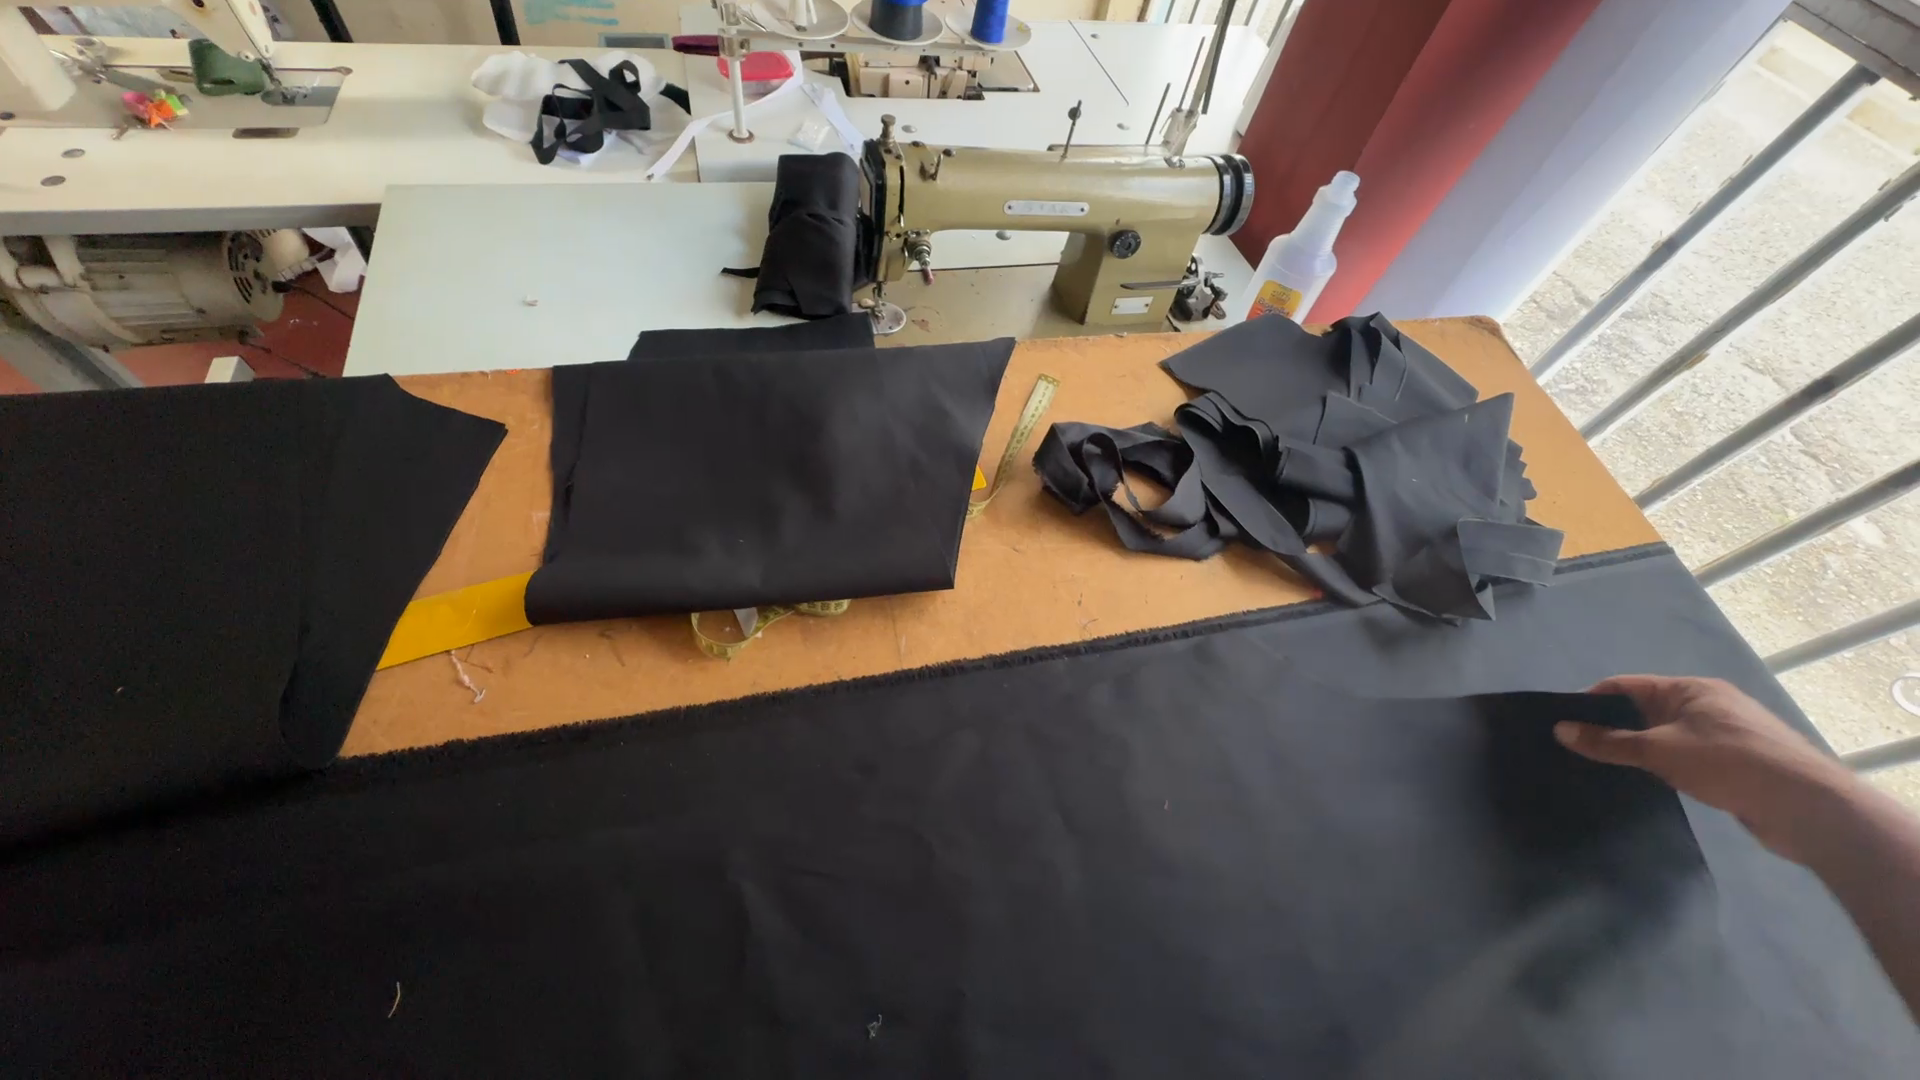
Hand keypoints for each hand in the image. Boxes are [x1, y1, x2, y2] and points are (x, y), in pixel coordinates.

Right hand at [1555, 675, 1858, 864]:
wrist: (1812, 810)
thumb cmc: (1729, 763)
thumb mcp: (1659, 750)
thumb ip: (1607, 742)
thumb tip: (1560, 730)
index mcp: (1691, 690)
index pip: (1625, 686)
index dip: (1591, 701)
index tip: (1564, 723)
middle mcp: (1709, 705)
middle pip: (1644, 710)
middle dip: (1612, 727)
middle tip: (1578, 747)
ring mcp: (1727, 734)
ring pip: (1664, 735)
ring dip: (1638, 748)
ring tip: (1606, 766)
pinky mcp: (1738, 763)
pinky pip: (1685, 755)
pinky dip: (1664, 764)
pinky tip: (1648, 781)